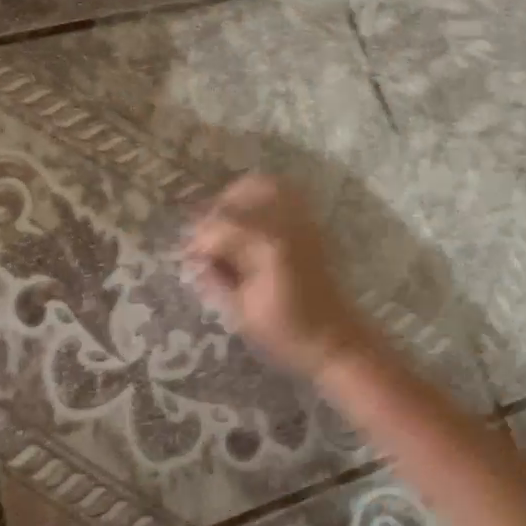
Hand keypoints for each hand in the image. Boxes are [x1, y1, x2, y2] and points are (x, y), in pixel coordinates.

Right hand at [184, 174, 374, 378]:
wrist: (336, 341)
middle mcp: (286, 221)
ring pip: (263, 184)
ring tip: (227, 224)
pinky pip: (284, 193)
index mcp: (267, 243)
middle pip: (241, 193)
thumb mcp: (241, 312)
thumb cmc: (287, 333)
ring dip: (239, 198)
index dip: (199, 239)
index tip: (188, 256)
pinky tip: (251, 222)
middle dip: (218, 211)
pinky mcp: (311, 223)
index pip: (220, 224)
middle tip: (207, 237)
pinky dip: (261, 199)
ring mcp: (302, 218)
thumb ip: (216, 278)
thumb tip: (197, 258)